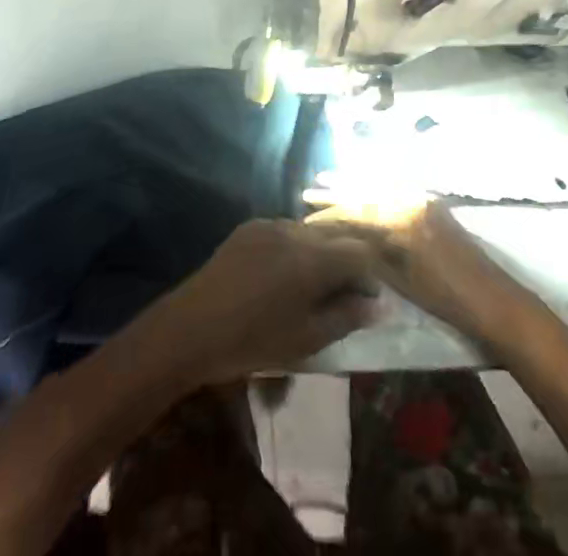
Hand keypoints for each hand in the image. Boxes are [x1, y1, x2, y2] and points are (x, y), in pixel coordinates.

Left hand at [138, 219, 382, 384]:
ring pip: (309, 232)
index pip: (359, 252)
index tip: (363, 302)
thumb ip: (347, 317)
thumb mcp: (308, 338)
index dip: (368, 276)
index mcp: (311, 259)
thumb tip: (376, 305)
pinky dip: (293, 248)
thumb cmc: (253, 341)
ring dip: (319, 254)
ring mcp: (266, 226)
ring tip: (309, 287)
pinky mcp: (246, 229)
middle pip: (335, 237)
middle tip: (341, 296)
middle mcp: (292, 232)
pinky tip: (281, 276)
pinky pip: (283, 231)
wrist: (191, 328)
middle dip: (346, 263)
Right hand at [304, 178, 537, 344]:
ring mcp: (424, 201)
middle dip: (336, 192)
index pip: (355, 213)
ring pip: (380, 187)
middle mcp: (411, 202)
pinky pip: (396, 189)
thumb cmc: (444, 298)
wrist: (495, 301)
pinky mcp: (433, 206)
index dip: (328, 216)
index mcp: (400, 220)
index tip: (305, 219)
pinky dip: (376, 186)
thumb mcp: (399, 280)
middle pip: (365, 193)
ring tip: (329, 180)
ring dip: (354, 184)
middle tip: (309, 190)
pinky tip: (364, 186)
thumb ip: (369, 253)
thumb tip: (342, 238)